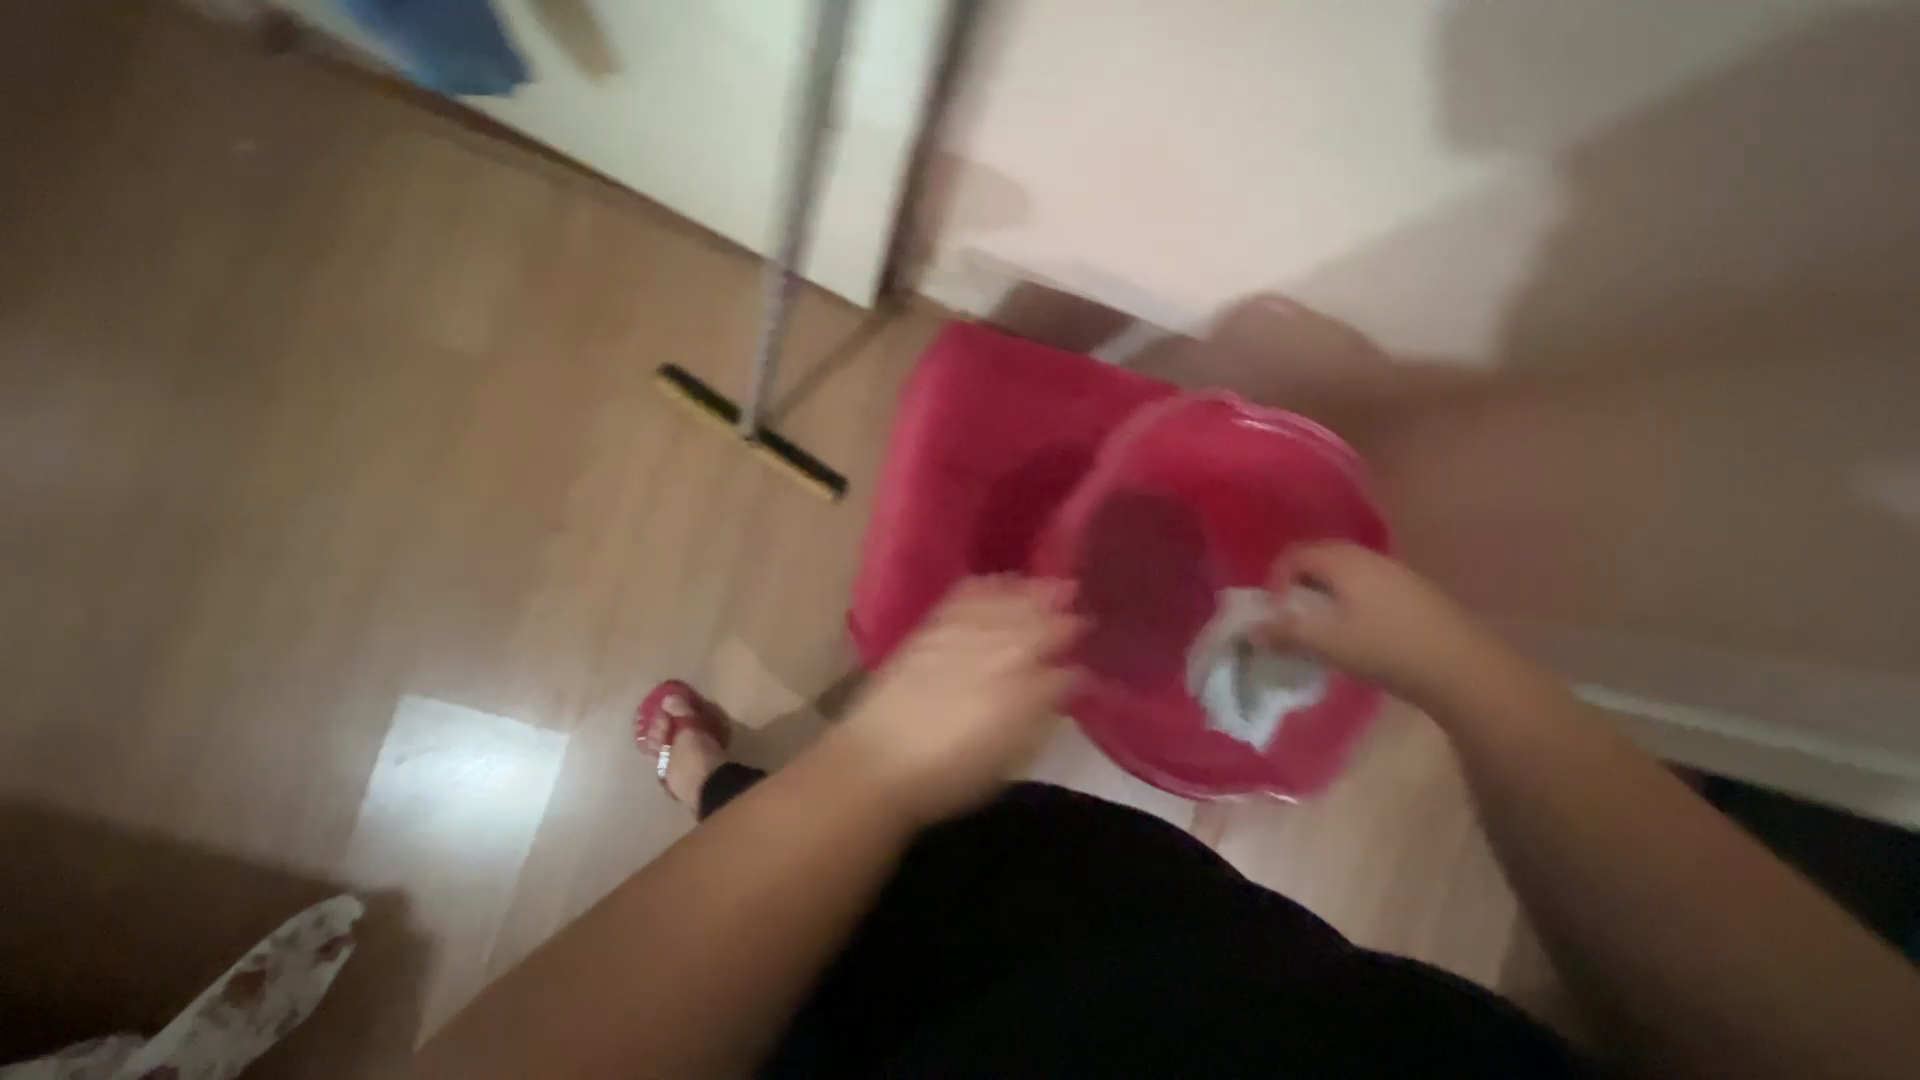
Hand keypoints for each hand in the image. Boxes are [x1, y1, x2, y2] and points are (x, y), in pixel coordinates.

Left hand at [829, 576, 1083, 826]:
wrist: (876, 763)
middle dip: (1059, 605)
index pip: (1060, 652)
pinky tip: (1001, 581)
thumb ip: (1042, 710)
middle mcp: (995, 653)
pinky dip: (990, 586)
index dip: (1077, 640)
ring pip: (1004, 602)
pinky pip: (967, 597)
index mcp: (1022, 689)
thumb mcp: (1009, 755)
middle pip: (1035, 619)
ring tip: (1047, 583)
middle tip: (1077, 596)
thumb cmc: (949, 775)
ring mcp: (961, 636)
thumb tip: (1069, 677)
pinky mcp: (930, 630)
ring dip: (1030, 590)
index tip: (1093, 634)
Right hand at [1261, 542, 1507, 707]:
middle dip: (1299, 585)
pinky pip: (1368, 585)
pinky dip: (1351, 601)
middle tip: (1293, 617)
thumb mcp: (1327, 644)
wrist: (1460, 667)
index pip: (1295, 554)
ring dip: (1325, 594)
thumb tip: (1253, 631)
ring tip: (1324, 628)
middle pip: (1320, 558)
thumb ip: (1285, 634)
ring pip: (1346, 573)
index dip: (1276, 580)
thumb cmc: (1385, 648)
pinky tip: (1359, 632)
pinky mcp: (1414, 592)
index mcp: (1344, 561)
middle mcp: (1369, 557)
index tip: (1275, 612)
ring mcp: (1396, 572)